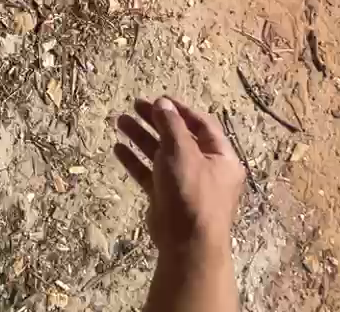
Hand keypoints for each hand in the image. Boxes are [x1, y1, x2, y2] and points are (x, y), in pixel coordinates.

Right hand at [114, 96, 244, 259]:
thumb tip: (162, 102)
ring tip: (120, 121)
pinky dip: (135, 160)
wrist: (187, 241)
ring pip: (161, 153)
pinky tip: (118, 149)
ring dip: (141, 136)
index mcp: (221, 159)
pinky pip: (150, 172)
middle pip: (179, 137)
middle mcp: (205, 169)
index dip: (181, 110)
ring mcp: (185, 183)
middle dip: (156, 120)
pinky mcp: (167, 196)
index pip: (203, 126)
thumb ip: (171, 125)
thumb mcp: (181, 151)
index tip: (158, 98)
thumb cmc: (191, 191)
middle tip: (135, 105)